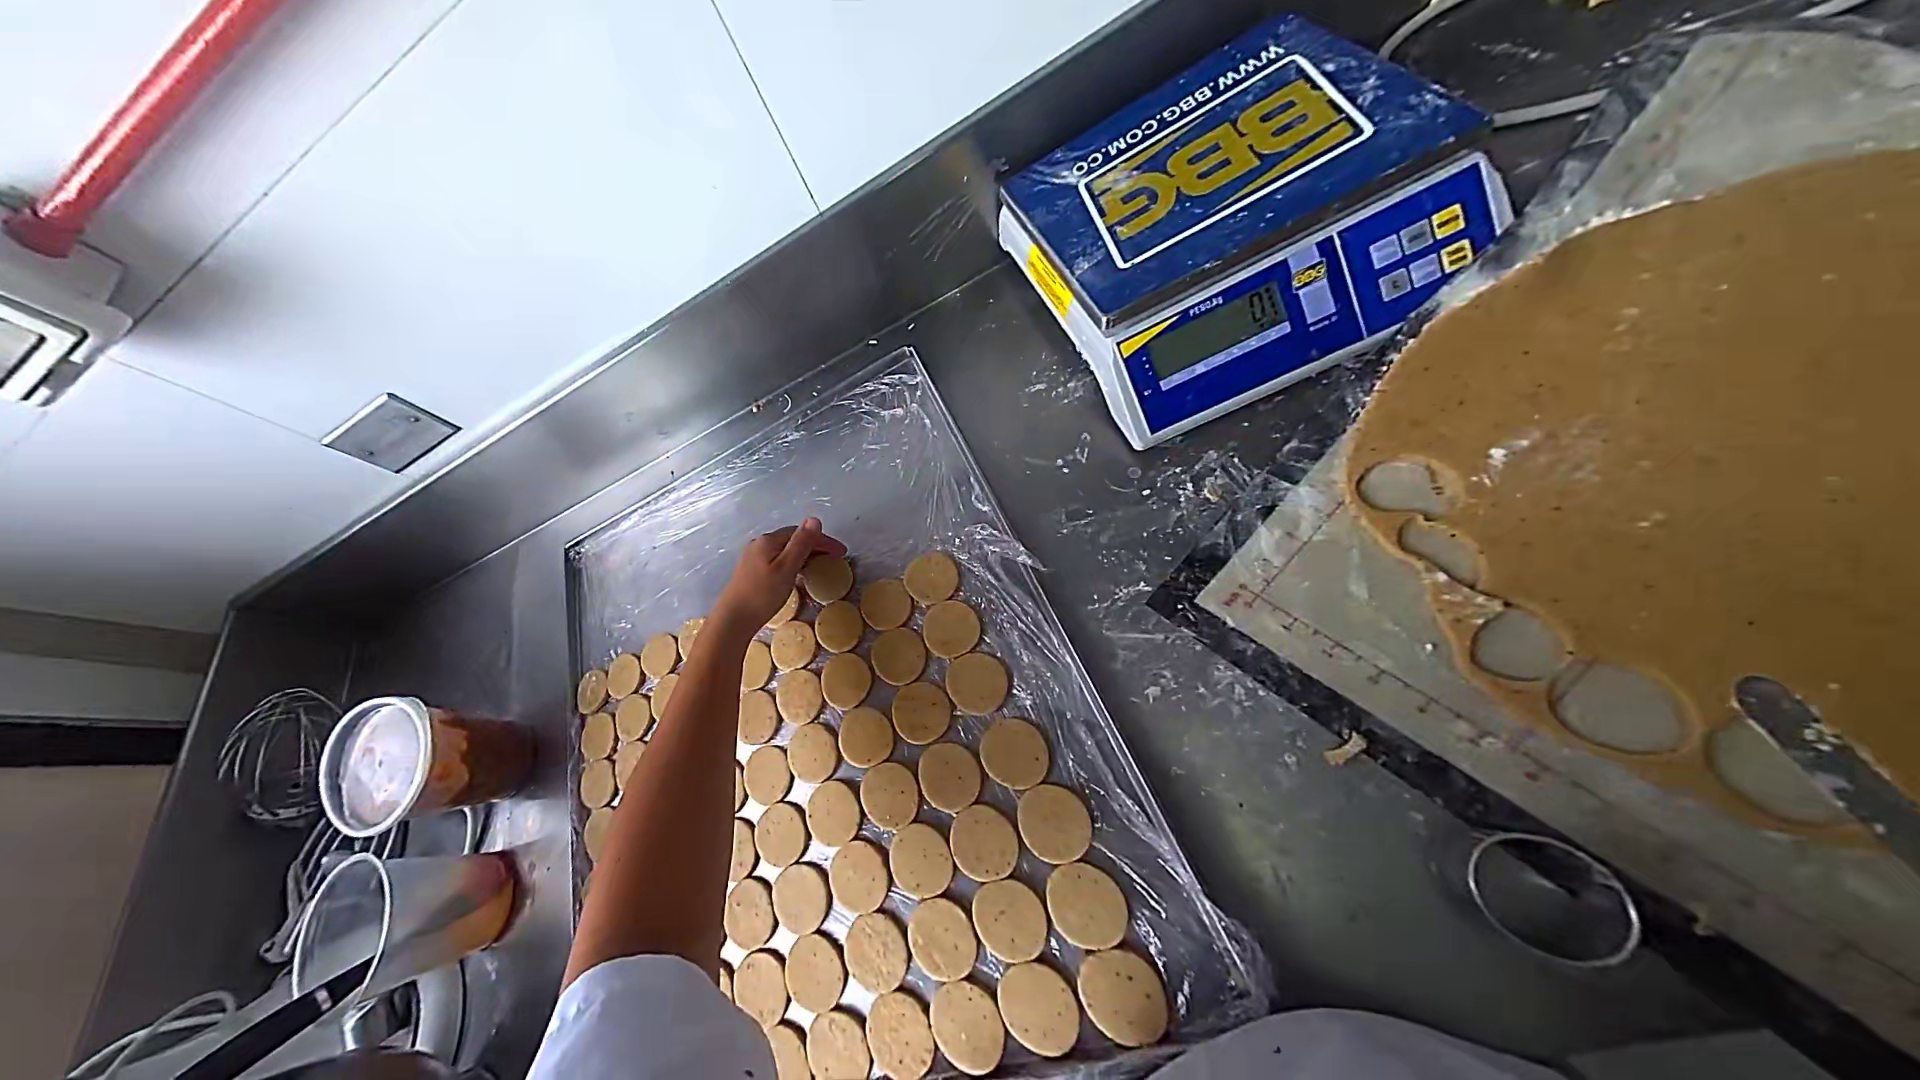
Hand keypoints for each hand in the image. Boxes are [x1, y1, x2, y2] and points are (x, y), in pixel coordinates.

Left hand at [713, 518, 846, 629]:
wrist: (733, 620)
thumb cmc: (762, 595)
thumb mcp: (786, 568)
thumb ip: (801, 544)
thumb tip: (814, 519)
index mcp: (768, 540)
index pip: (801, 533)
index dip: (823, 540)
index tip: (841, 552)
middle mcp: (759, 544)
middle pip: (792, 539)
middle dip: (816, 546)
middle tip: (835, 558)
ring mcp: (753, 557)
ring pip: (785, 550)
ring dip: (805, 554)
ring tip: (821, 565)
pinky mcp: (751, 570)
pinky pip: (778, 559)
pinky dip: (794, 562)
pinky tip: (799, 573)